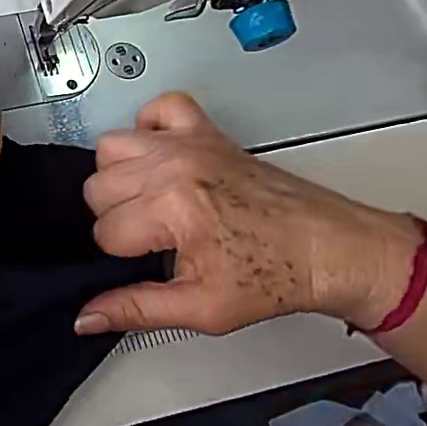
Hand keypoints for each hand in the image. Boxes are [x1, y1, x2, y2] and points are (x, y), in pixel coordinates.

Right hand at [74, 92, 421, 335]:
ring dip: (119, 175)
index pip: (104, 230)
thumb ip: (135, 310)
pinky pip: (159, 107)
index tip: (151, 259)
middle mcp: (175, 167)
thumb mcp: (201, 308)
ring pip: (110, 148)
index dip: (121, 253)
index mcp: (173, 208)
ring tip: (147, 199)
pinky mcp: (208, 133)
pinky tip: (159, 157)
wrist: (337, 251)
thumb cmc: (279, 275)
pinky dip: (149, 126)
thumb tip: (88, 318)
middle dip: (116, 217)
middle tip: (151, 236)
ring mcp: (190, 144)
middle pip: (97, 188)